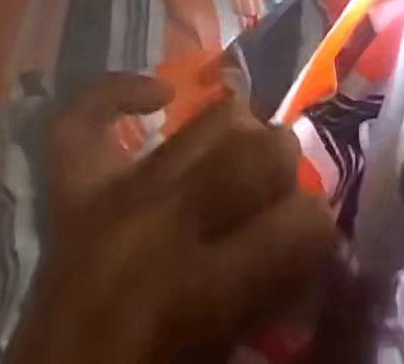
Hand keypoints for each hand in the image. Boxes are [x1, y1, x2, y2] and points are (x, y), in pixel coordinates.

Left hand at [7, 75, 341, 363]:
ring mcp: (111, 198)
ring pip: (209, 121)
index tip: (317, 260)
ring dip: (242, 140)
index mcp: (196, 294)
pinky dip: (120, 93)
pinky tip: (159, 97)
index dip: (322, 239)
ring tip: (242, 175)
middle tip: (280, 218)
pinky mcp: (71, 192)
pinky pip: (84, 117)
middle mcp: (156, 226)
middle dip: (288, 179)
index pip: (301, 225)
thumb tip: (333, 262)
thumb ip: (286, 310)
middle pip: (259, 153)